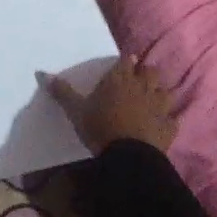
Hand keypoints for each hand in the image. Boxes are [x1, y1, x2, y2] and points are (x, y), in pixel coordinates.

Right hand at [42, 55, 178, 154]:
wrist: (128, 156)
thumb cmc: (100, 126)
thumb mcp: (76, 110)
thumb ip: (63, 92)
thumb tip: (43, 74)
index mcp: (120, 78)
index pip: (126, 60)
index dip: (126, 60)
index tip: (125, 61)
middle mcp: (142, 87)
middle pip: (151, 72)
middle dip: (146, 73)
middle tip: (138, 79)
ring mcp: (159, 107)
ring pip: (166, 92)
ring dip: (160, 93)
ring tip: (153, 98)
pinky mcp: (169, 127)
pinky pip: (173, 119)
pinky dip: (169, 119)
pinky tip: (163, 123)